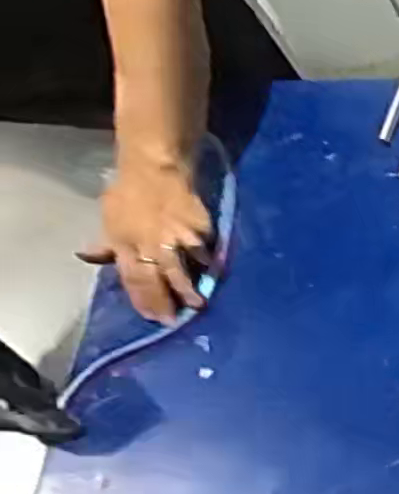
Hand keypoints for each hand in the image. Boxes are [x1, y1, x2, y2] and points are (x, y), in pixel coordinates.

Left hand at [80, 158, 211, 323]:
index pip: (129, 276)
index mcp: (121, 241)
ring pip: (176, 269)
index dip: (140, 298)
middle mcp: (143, 242)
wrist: (156, 173)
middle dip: (161, 299)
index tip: (153, 317)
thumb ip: (108, 242)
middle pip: (150, 277)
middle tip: (172, 319)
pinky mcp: (194, 232)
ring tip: (196, 304)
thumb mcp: (111, 217)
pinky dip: (206, 264)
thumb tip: (91, 257)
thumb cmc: (134, 196)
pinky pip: (201, 252)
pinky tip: (212, 273)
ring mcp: (169, 238)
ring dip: (185, 288)